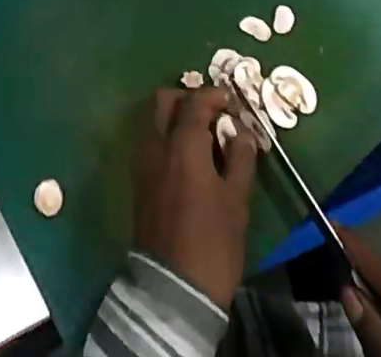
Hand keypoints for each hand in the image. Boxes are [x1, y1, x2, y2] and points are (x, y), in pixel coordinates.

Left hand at [131, 86, 259, 307]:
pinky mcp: (137, 177)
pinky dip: (164, 133)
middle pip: (163, 99)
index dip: (215, 95)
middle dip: (187, 97)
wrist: (173, 286)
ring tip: (201, 134)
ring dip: (173, 114)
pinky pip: (148, 138)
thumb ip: (240, 159)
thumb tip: (243, 132)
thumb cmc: (212, 242)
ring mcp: (142, 160)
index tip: (233, 103)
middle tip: (212, 113)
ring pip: (151, 117)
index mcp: (183, 144)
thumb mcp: (236, 200)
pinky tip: (187, 154)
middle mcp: (157, 143)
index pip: (195, 101)